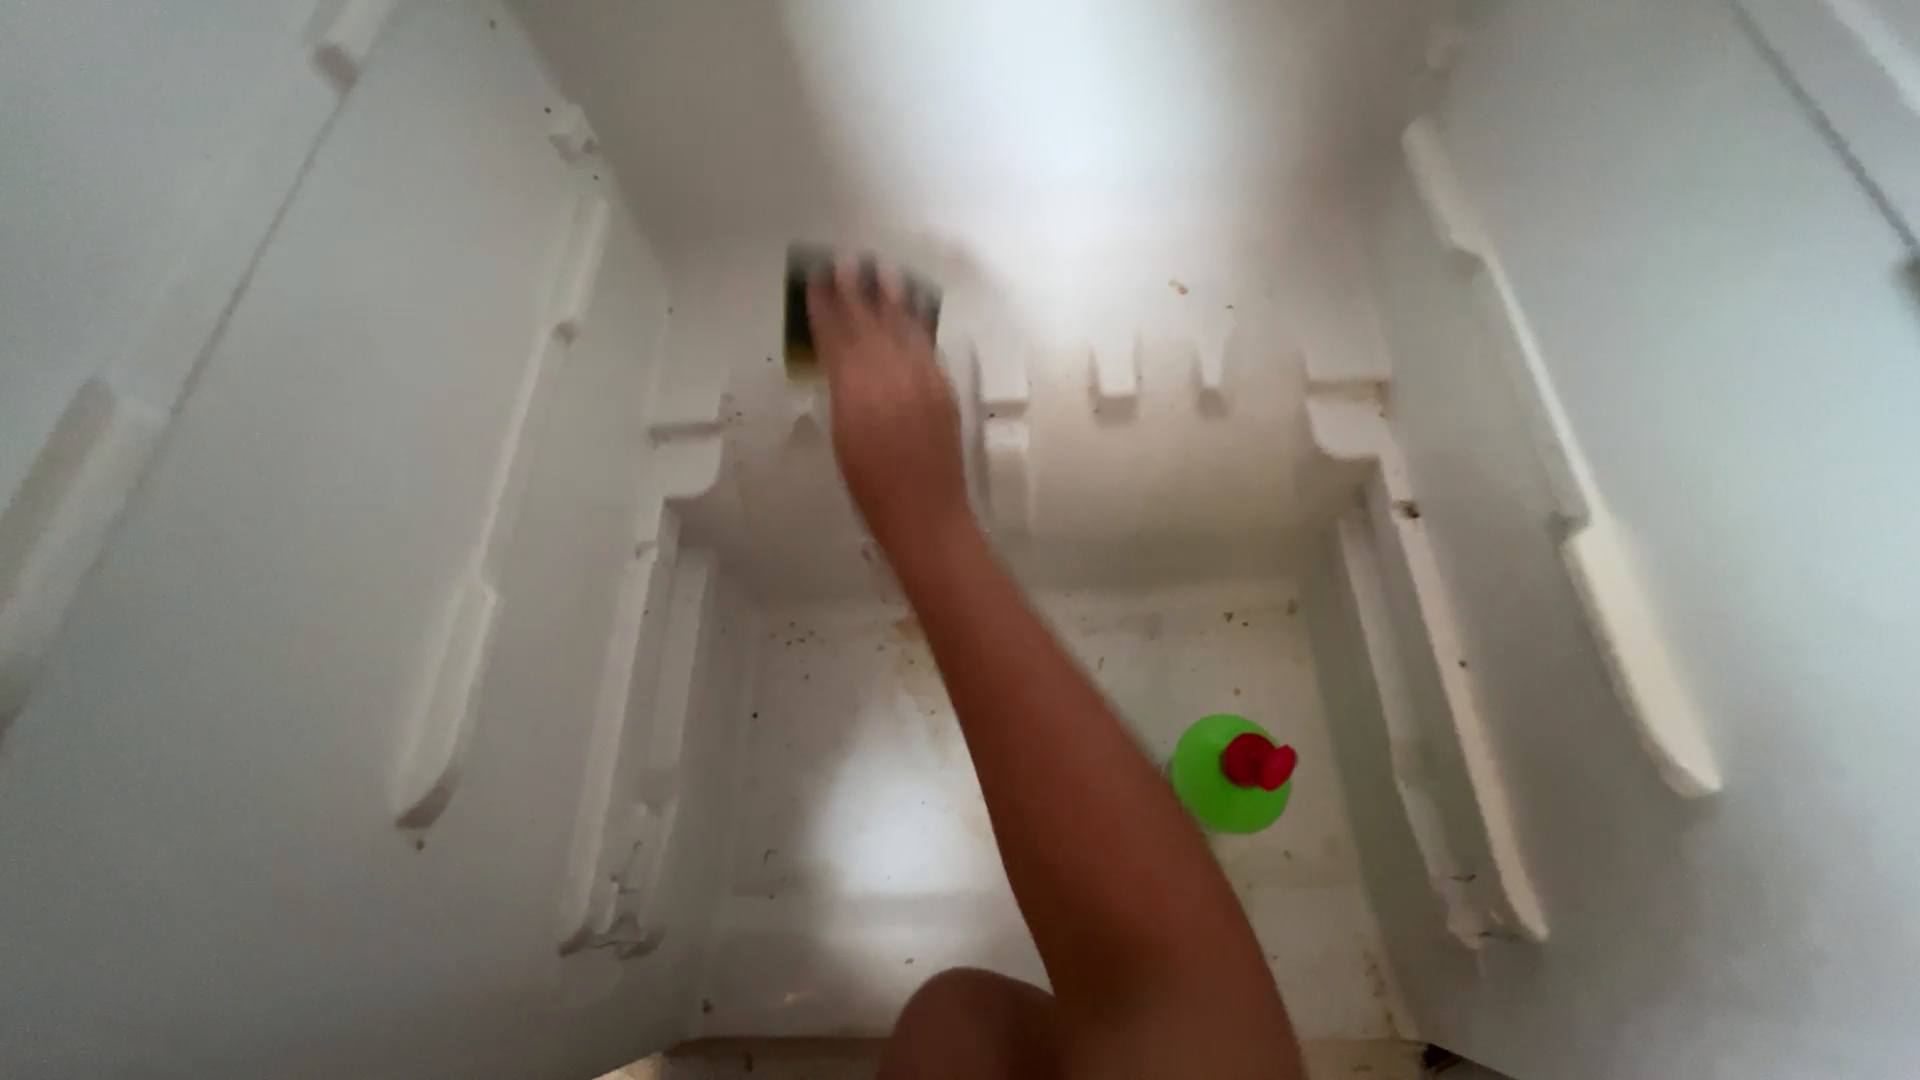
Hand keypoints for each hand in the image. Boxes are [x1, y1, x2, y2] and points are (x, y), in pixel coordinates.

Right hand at [807, 260, 971, 554]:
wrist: (927, 516)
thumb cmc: (873, 493)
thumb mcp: (844, 442)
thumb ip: (845, 397)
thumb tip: (843, 367)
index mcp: (856, 394)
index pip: (837, 339)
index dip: (826, 309)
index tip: (816, 282)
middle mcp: (890, 380)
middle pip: (870, 326)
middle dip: (857, 294)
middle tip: (847, 263)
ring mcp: (922, 383)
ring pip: (904, 331)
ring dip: (892, 301)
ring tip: (883, 274)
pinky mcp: (944, 393)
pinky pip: (926, 350)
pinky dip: (917, 328)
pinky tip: (912, 315)